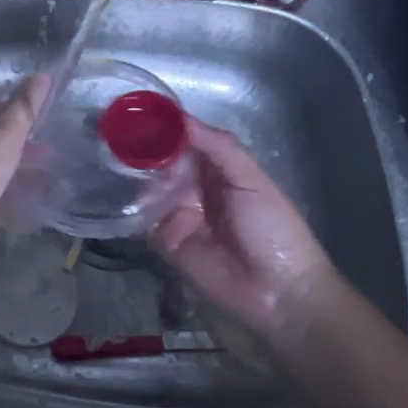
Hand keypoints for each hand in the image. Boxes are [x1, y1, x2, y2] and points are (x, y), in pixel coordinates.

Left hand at [0, 75, 49, 257]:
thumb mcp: (7, 131)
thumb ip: (25, 105)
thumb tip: (42, 74)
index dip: (18, 107)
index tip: (44, 115)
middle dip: (24, 142)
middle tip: (53, 150)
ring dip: (21, 168)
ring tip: (51, 177)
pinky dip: (12, 191)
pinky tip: (34, 200)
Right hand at [151, 119, 333, 336]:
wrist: (279, 291)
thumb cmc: (272, 228)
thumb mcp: (251, 179)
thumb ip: (218, 146)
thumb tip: (180, 117)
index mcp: (219, 170)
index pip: (186, 142)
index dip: (166, 130)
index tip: (141, 115)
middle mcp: (196, 188)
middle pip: (164, 163)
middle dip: (148, 154)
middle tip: (128, 145)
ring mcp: (180, 214)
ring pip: (151, 189)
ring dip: (142, 180)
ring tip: (131, 174)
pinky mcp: (168, 241)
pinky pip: (145, 220)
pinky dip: (136, 209)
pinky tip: (130, 199)